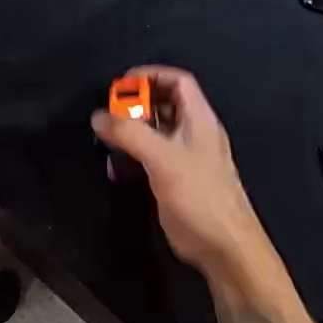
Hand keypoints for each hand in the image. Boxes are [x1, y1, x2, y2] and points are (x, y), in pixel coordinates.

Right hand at [91, 65, 267, 277]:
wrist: (224, 247)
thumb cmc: (200, 197)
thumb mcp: (163, 159)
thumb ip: (130, 134)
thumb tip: (98, 116)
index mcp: (199, 121)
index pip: (178, 82)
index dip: (151, 75)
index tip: (120, 84)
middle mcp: (193, 134)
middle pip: (164, 104)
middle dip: (135, 104)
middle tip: (109, 112)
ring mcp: (184, 158)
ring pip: (155, 131)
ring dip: (130, 130)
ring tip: (107, 137)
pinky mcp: (174, 180)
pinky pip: (149, 156)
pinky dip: (131, 155)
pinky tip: (115, 167)